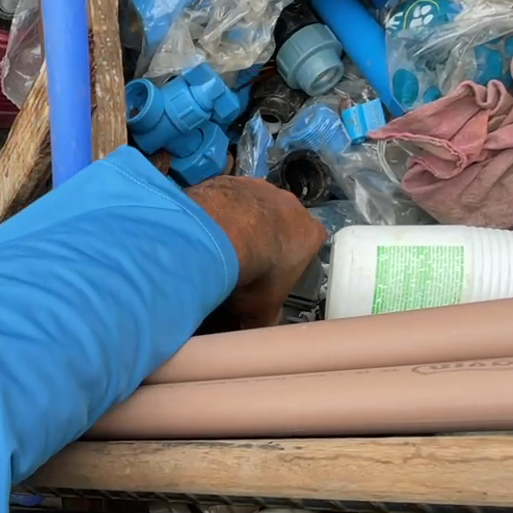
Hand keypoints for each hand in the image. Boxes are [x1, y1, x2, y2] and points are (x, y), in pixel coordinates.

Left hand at [184, 176, 327, 327]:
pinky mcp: (231, 178)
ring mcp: (260, 186)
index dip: (288, 261)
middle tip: (240, 262)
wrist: (220, 234)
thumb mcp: (262, 308)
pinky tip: (202, 228)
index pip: (307, 246)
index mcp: (310, 234)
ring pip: (252, 207)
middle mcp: (291, 204)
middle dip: (263, 240)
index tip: (270, 275)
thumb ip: (265, 319)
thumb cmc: (254, 274)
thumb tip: (257, 334)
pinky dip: (216, 211)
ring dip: (238, 223)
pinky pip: (225, 197)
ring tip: (217, 246)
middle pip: (279, 224)